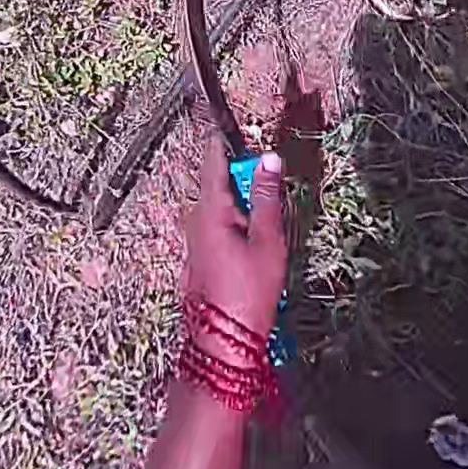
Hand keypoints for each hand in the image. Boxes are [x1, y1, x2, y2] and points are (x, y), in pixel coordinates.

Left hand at [184, 139, 288, 343]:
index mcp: (210, 208)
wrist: (223, 344)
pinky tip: (256, 239)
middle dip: (245, 177)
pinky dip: (238, 219)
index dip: (226, 139)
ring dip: (244, 202)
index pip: (214, 160)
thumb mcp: (267, 240)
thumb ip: (267, 197)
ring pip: (222, 204)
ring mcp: (196, 236)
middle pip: (220, 181)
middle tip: (272, 182)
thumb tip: (269, 159)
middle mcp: (196, 217)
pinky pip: (219, 222)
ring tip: (268, 219)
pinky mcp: (201, 253)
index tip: (239, 125)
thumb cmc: (249, 289)